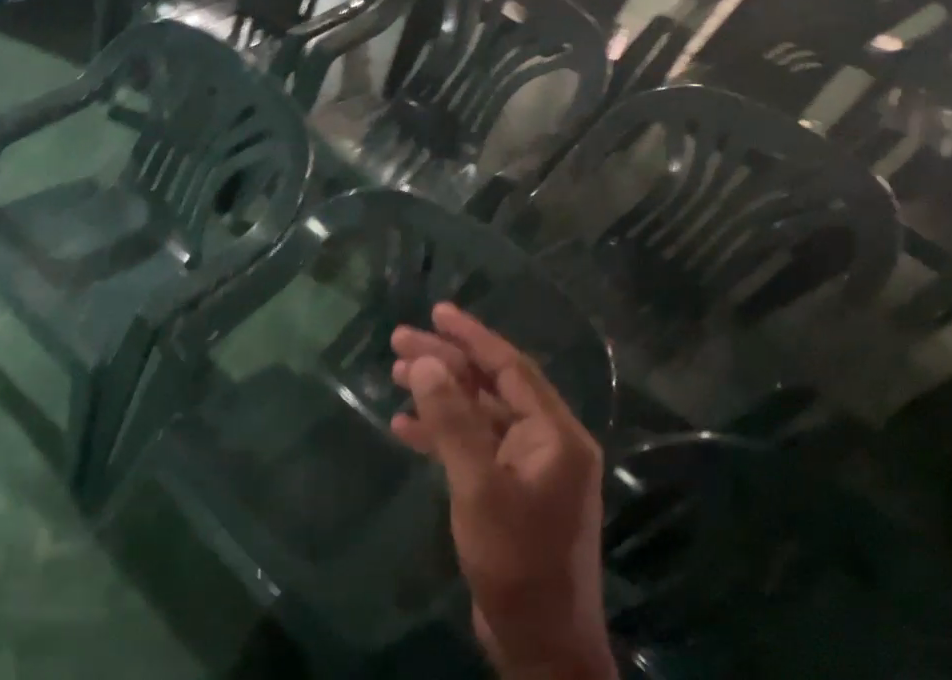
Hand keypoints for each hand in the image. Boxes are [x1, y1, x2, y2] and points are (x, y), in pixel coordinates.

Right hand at [391, 304, 614, 679]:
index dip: (472, 337)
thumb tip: (427, 363)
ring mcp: (531, 470)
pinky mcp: (511, 493)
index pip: (512, 368)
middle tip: (397, 341)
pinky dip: (441, 433)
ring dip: (440, 395)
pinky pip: (474, 446)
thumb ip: (452, 421)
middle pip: (493, 387)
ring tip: (395, 375)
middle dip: (447, 362)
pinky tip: (405, 426)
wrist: (541, 640)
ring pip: (480, 414)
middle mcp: (549, 444)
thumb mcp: (478, 485)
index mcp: (556, 436)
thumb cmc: (516, 559)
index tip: (435, 311)